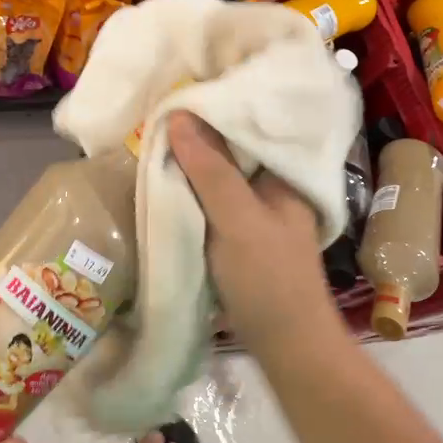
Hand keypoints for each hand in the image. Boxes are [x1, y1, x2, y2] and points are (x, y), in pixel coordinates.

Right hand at [168, 110, 339, 350]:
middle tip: (155, 113)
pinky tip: (168, 182)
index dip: (214, 107)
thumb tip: (177, 114)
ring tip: (154, 140)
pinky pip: (211, 199)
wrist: (288, 351)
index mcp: (284, 175)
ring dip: (191, 162)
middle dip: (197, 134)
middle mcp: (273, 187)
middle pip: (230, 148)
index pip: (250, 124)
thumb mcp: (237, 219)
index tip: (178, 91)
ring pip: (218, 174)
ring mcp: (256, 213)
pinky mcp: (240, 235)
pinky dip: (191, 189)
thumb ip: (210, 169)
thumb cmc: (270, 279)